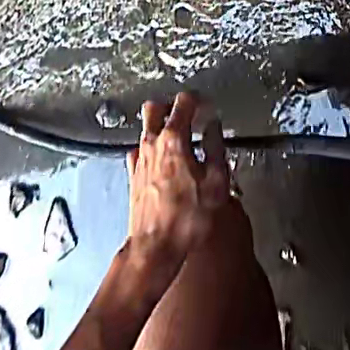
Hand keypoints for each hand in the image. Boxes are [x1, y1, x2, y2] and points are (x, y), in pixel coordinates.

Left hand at [123, 92, 229, 281]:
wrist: (154, 249)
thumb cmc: (186, 219)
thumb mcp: (216, 183)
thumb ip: (216, 149)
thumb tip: (214, 128)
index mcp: (174, 140)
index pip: (183, 102)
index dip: (198, 100)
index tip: (206, 107)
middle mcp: (153, 144)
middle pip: (155, 107)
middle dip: (172, 106)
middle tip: (188, 115)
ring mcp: (140, 159)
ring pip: (146, 128)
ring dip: (161, 127)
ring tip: (180, 139)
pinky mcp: (133, 176)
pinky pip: (140, 151)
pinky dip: (152, 149)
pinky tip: (164, 161)